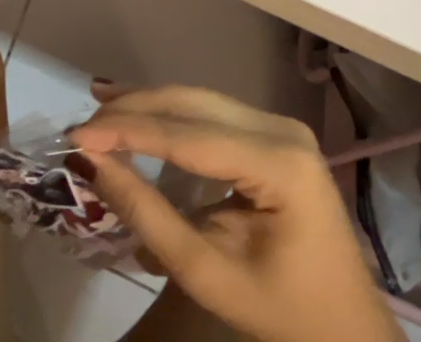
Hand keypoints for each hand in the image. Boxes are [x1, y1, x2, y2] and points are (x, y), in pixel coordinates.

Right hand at [69, 87, 399, 341]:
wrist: (345, 331)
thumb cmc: (279, 310)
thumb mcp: (204, 271)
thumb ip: (144, 213)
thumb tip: (88, 162)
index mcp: (280, 165)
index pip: (185, 136)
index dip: (125, 131)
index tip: (74, 136)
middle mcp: (283, 131)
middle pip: (191, 104)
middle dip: (131, 111)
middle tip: (80, 127)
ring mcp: (282, 129)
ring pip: (198, 102)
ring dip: (146, 108)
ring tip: (98, 117)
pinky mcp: (275, 136)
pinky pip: (211, 114)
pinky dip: (169, 117)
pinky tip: (136, 118)